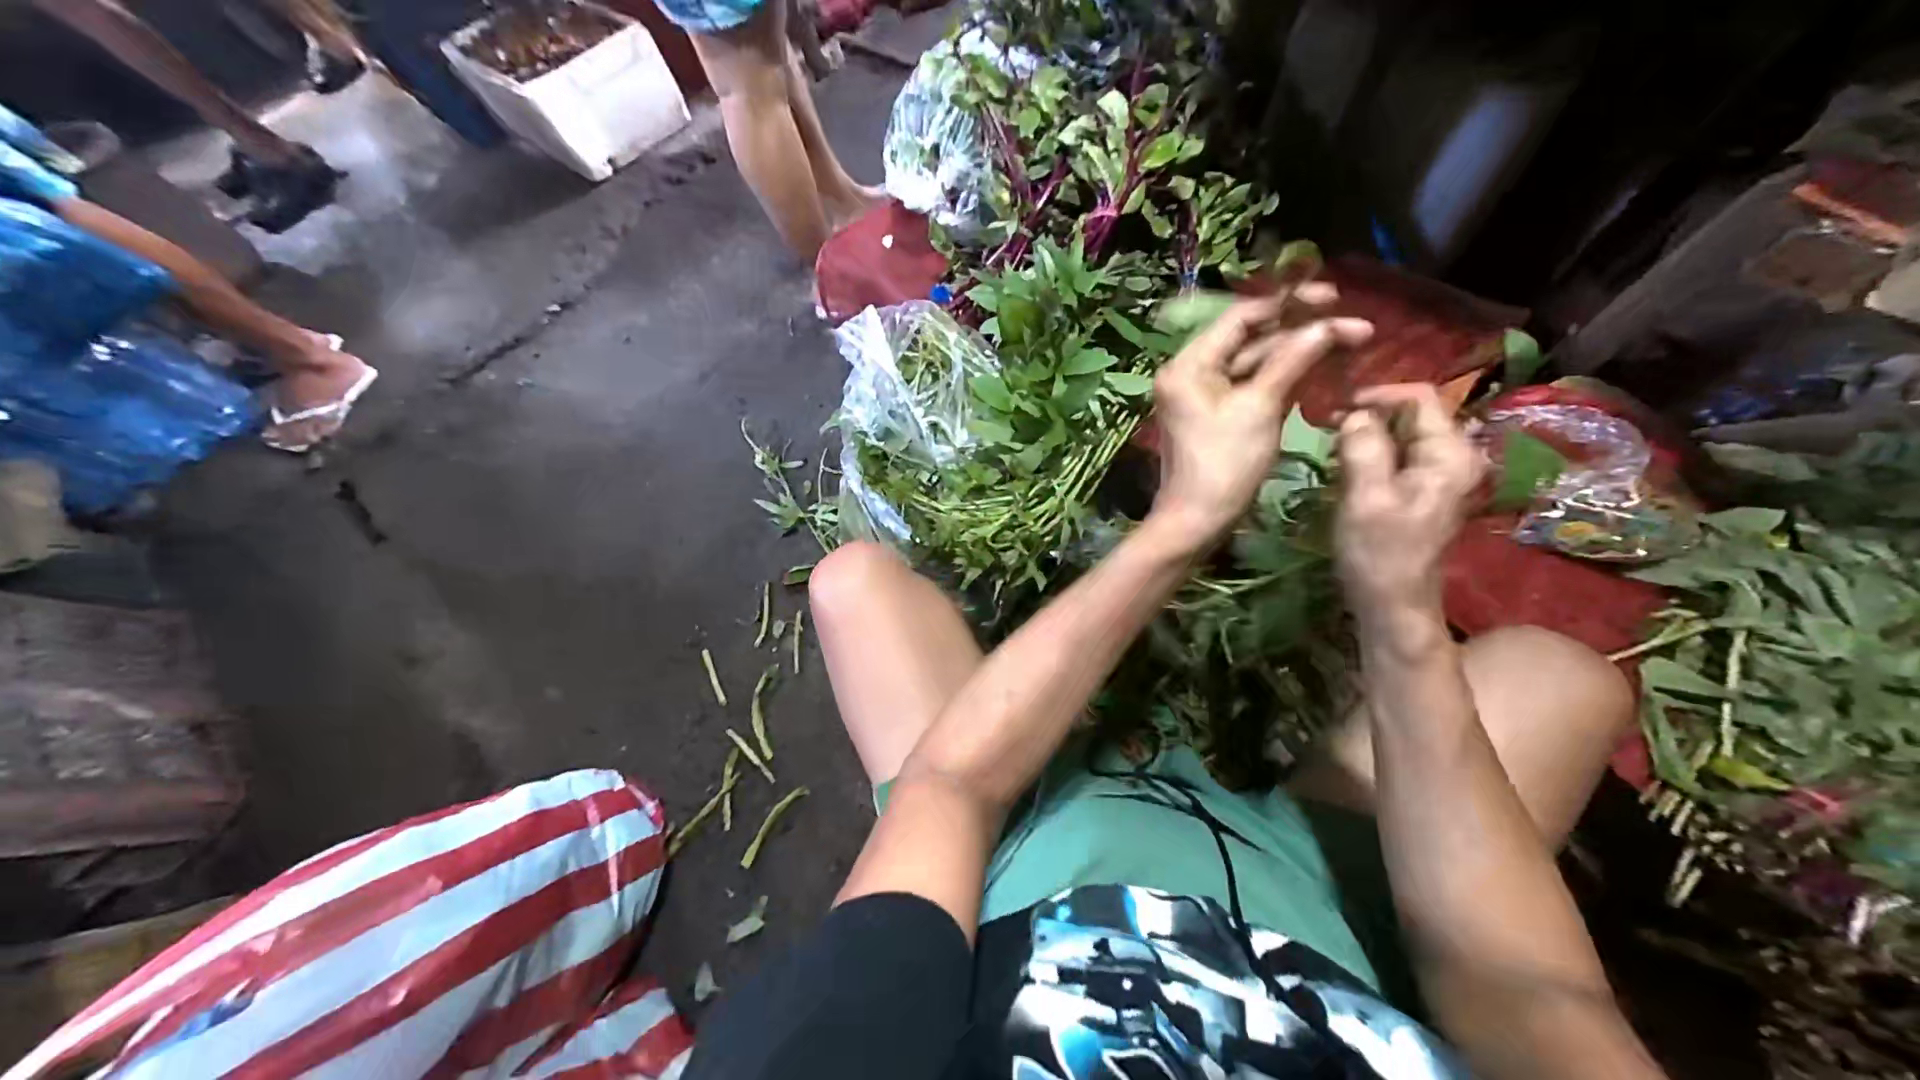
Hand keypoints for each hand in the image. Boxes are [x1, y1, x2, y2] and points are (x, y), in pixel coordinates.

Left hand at [1148, 285, 1372, 550]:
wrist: (1198, 520)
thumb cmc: (1225, 463)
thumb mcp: (1260, 407)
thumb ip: (1291, 360)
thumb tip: (1326, 325)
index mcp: (1190, 364)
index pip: (1240, 318)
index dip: (1287, 304)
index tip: (1333, 298)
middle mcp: (1192, 372)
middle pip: (1251, 339)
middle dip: (1302, 333)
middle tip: (1357, 329)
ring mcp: (1205, 395)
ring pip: (1257, 364)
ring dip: (1300, 354)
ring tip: (1352, 344)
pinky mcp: (1220, 415)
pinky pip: (1255, 386)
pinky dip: (1286, 378)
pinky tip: (1325, 368)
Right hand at [1335, 384, 1483, 629]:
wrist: (1392, 602)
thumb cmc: (1379, 552)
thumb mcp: (1365, 497)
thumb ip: (1362, 448)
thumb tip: (1354, 414)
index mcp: (1449, 454)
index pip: (1420, 397)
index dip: (1377, 395)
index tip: (1337, 409)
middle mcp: (1454, 457)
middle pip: (1413, 413)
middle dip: (1370, 414)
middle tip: (1328, 428)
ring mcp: (1440, 474)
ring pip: (1402, 434)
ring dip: (1367, 434)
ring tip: (1332, 444)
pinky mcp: (1422, 489)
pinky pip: (1398, 455)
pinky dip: (1371, 452)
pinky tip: (1346, 465)